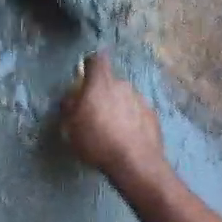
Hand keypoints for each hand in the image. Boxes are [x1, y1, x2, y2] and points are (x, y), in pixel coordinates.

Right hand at [61, 52, 165, 185]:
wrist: (135, 162)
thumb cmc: (97, 141)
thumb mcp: (71, 127)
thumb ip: (69, 107)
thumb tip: (71, 98)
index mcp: (101, 83)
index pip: (97, 60)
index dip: (90, 65)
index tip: (85, 76)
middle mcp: (123, 85)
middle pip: (110, 82)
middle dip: (103, 94)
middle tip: (95, 114)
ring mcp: (140, 99)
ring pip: (125, 98)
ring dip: (118, 108)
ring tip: (112, 131)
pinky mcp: (152, 115)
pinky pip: (137, 112)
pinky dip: (131, 120)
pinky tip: (126, 138)